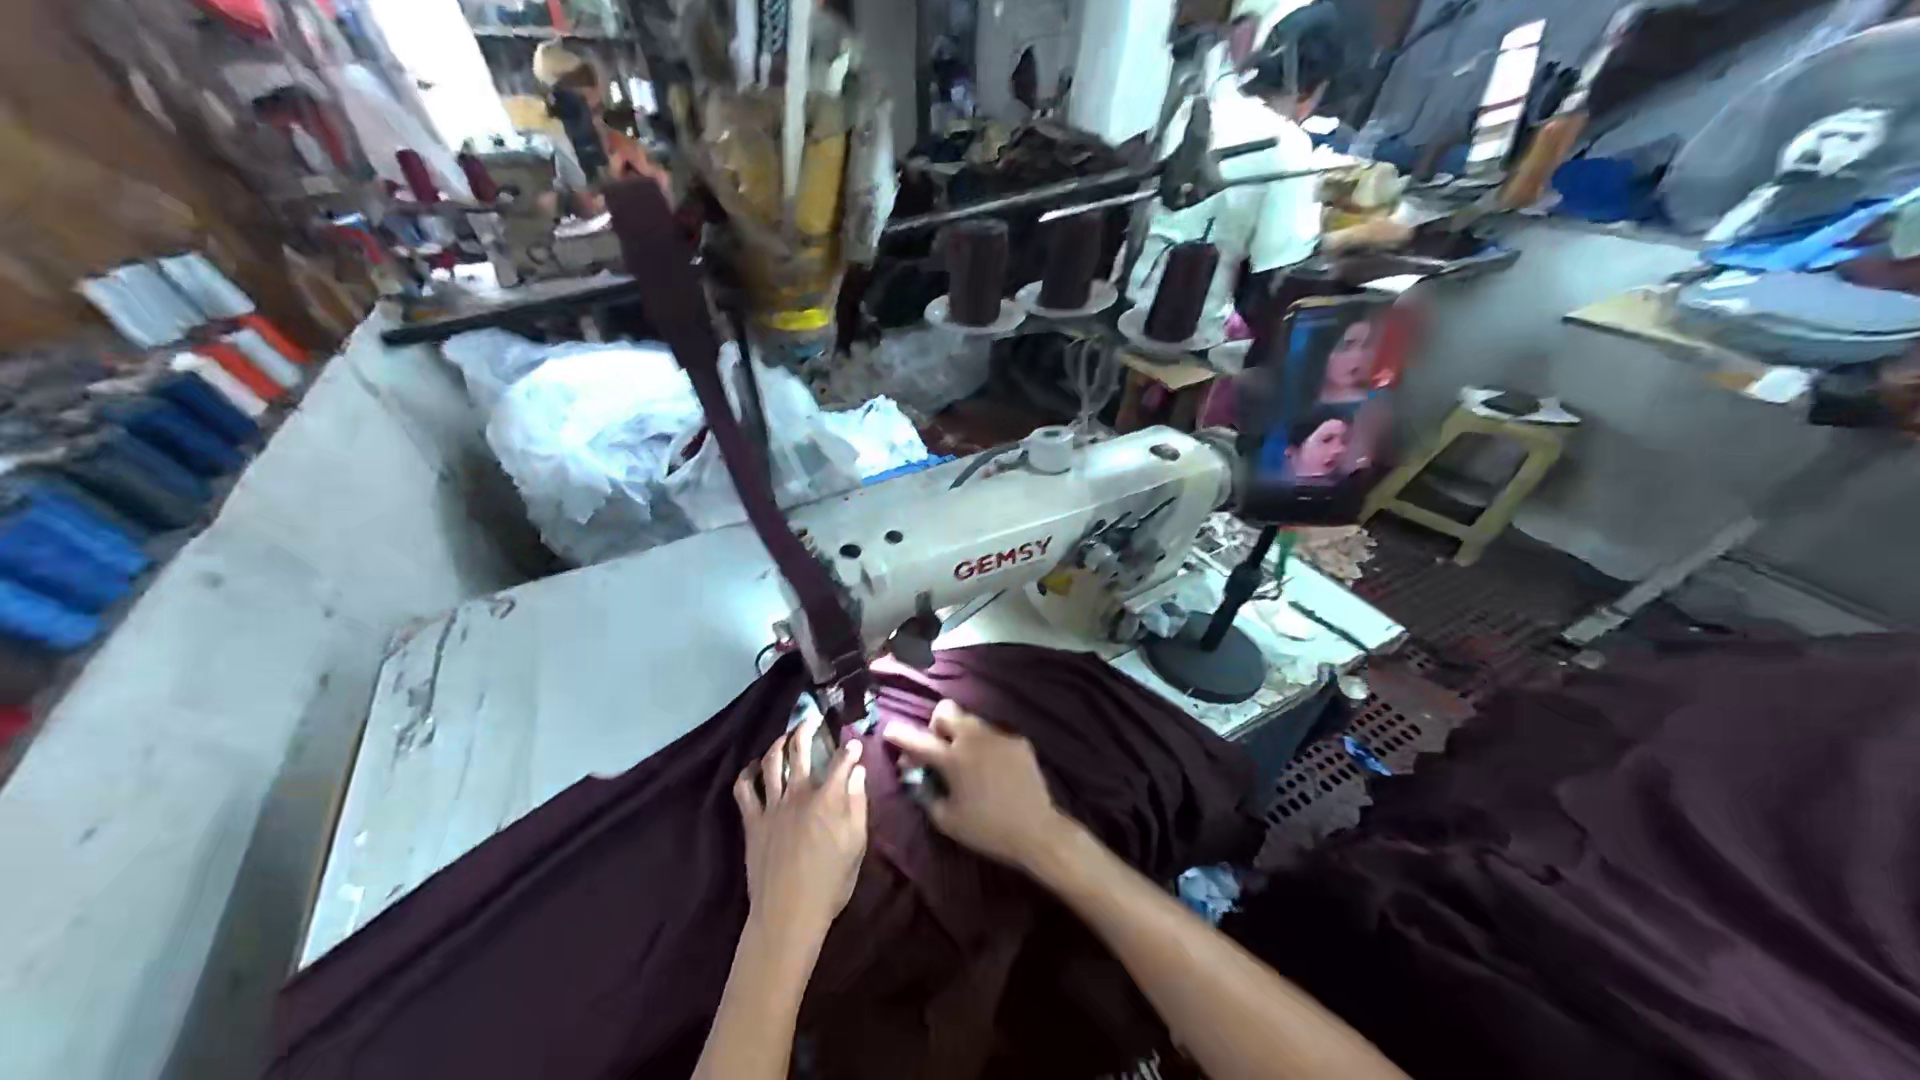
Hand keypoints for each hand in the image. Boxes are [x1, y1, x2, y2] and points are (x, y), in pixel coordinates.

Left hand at [734, 715, 868, 946]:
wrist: (788, 914)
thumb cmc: (831, 882)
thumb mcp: (856, 844)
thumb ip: (857, 804)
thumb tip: (857, 772)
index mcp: (828, 798)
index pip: (841, 761)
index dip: (850, 748)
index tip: (855, 742)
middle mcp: (798, 793)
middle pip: (800, 750)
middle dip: (807, 729)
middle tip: (811, 719)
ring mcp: (772, 806)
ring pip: (770, 762)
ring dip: (778, 743)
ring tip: (785, 736)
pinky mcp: (752, 821)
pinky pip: (744, 789)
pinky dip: (747, 773)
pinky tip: (753, 767)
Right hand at [882, 701, 1074, 871]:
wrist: (1037, 831)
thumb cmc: (986, 830)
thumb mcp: (946, 819)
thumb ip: (924, 791)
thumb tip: (913, 771)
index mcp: (953, 759)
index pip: (918, 740)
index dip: (899, 734)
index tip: (890, 730)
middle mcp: (974, 739)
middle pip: (946, 710)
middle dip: (936, 724)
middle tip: (939, 746)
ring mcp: (999, 736)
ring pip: (972, 721)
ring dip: (962, 734)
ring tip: (968, 759)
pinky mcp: (1018, 741)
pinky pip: (994, 735)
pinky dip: (986, 746)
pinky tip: (994, 769)